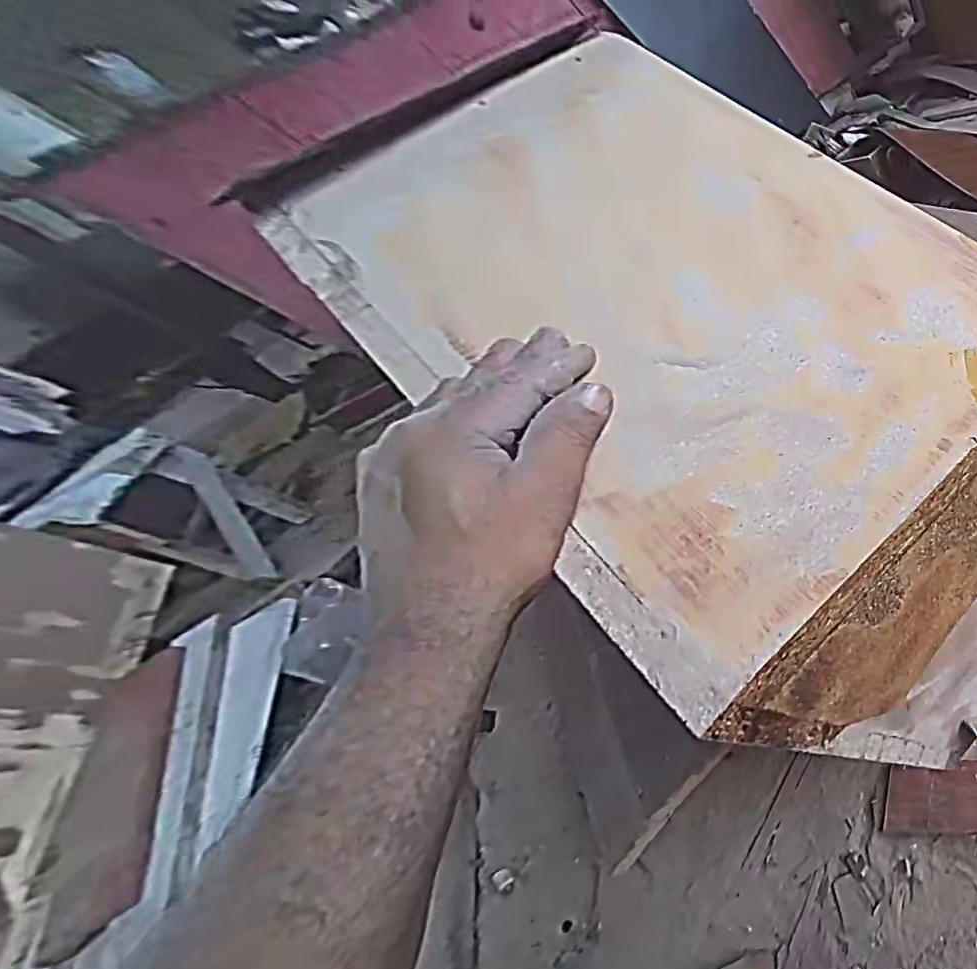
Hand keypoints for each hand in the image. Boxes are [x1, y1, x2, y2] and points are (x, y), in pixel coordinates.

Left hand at [357, 327, 611, 635]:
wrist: (431, 621)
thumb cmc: (493, 560)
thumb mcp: (545, 495)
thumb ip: (566, 437)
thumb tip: (590, 390)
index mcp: (454, 430)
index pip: (517, 385)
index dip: (555, 367)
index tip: (581, 351)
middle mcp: (414, 432)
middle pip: (478, 385)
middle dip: (518, 362)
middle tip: (546, 339)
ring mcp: (392, 456)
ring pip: (448, 402)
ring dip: (486, 381)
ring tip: (506, 361)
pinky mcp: (385, 482)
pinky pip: (426, 426)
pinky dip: (456, 408)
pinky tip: (460, 408)